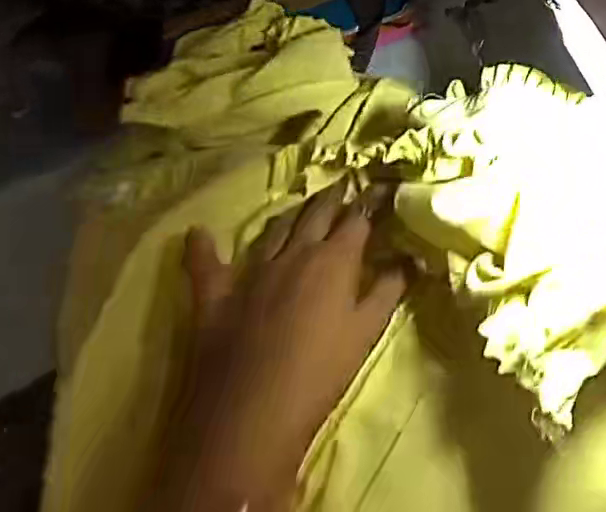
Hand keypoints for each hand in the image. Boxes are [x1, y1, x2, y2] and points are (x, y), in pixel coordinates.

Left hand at [159, 181, 407, 511]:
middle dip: (334, 195)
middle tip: (347, 181)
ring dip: (291, 214)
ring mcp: (250, 275)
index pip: (360, 217)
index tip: (386, 185)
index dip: (373, 199)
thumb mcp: (369, 329)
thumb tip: (409, 257)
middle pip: (317, 214)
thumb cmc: (321, 372)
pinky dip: (201, 248)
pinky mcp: (213, 301)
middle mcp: (294, 255)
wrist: (247, 424)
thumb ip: (390, 286)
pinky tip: (196, 232)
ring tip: (304, 202)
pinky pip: (205, 267)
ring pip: (273, 231)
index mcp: (335, 259)